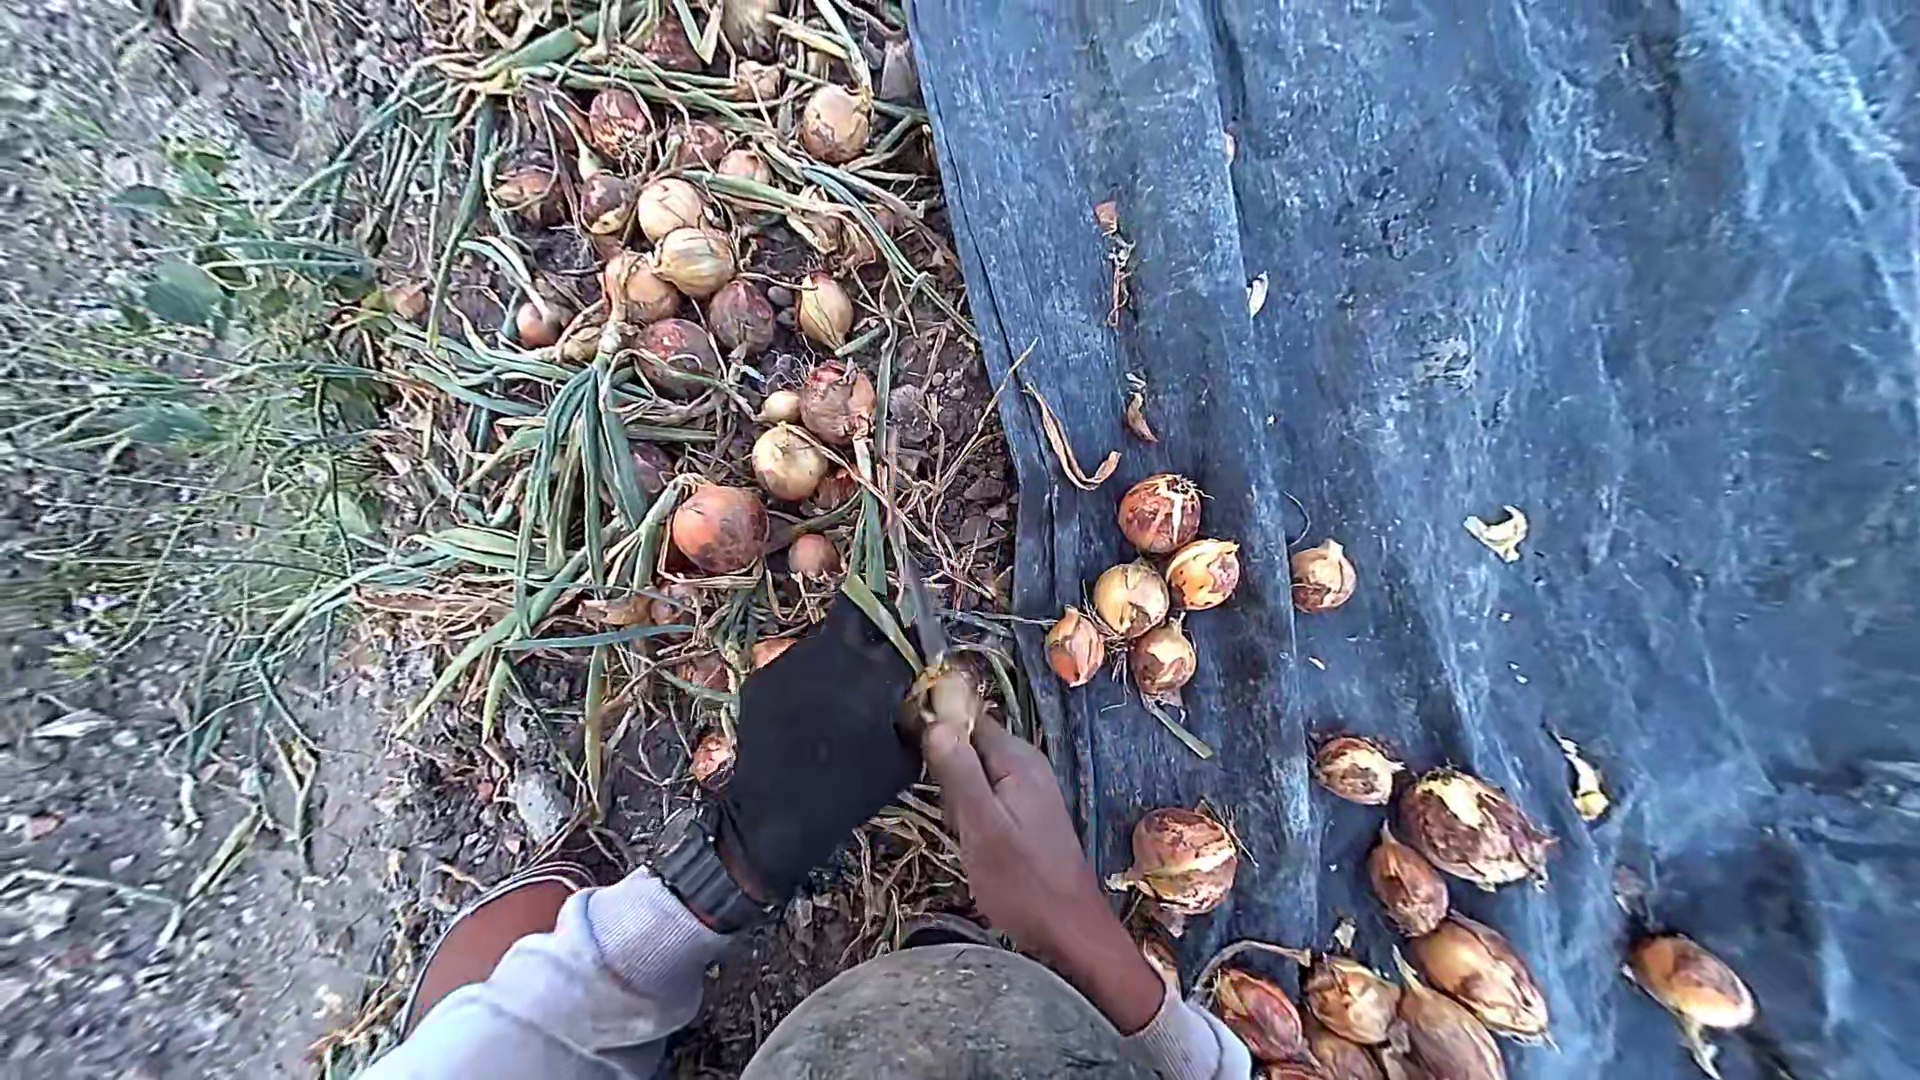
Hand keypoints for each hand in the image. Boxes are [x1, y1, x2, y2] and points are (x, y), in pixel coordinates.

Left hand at [718, 597, 917, 902]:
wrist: (777, 815)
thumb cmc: (850, 789)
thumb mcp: (904, 759)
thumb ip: (918, 719)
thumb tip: (921, 698)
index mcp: (876, 670)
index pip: (904, 633)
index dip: (909, 643)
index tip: (909, 657)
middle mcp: (835, 652)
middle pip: (854, 606)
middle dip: (868, 618)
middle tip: (872, 646)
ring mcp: (793, 659)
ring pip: (822, 638)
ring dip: (835, 656)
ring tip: (833, 693)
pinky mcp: (763, 675)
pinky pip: (793, 665)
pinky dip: (805, 680)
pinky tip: (803, 711)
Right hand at [922, 712, 1164, 1034]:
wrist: (1068, 930)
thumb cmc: (1022, 881)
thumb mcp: (982, 826)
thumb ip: (959, 772)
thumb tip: (936, 722)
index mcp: (1017, 757)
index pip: (970, 719)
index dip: (940, 729)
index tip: (919, 759)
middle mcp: (1027, 762)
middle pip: (972, 743)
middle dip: (950, 770)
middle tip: (951, 812)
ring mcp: (1030, 785)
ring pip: (977, 770)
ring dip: (960, 794)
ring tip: (963, 829)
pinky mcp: (1029, 808)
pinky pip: (989, 791)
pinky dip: (974, 809)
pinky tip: (976, 838)